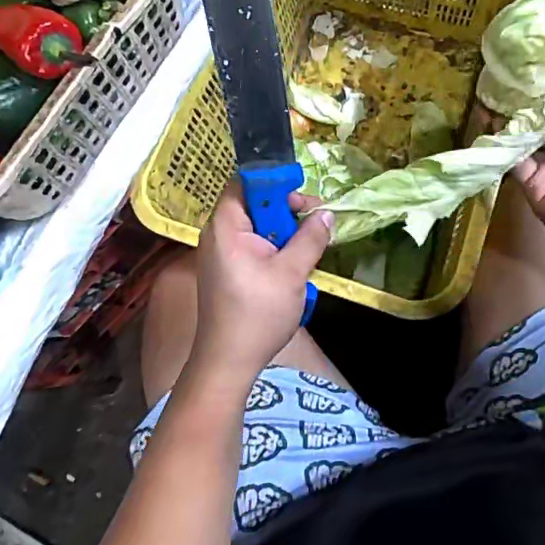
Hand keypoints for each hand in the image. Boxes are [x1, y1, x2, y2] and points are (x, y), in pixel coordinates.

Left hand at [187, 184, 332, 384]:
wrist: (228, 362)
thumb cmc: (257, 314)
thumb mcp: (292, 273)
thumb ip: (310, 238)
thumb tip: (327, 214)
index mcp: (226, 227)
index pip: (244, 182)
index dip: (273, 182)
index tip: (302, 196)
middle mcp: (217, 234)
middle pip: (252, 203)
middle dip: (285, 209)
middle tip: (314, 221)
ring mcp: (220, 253)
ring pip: (255, 227)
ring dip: (283, 231)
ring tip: (308, 245)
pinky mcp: (226, 270)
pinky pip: (251, 245)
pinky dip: (273, 248)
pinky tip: (293, 264)